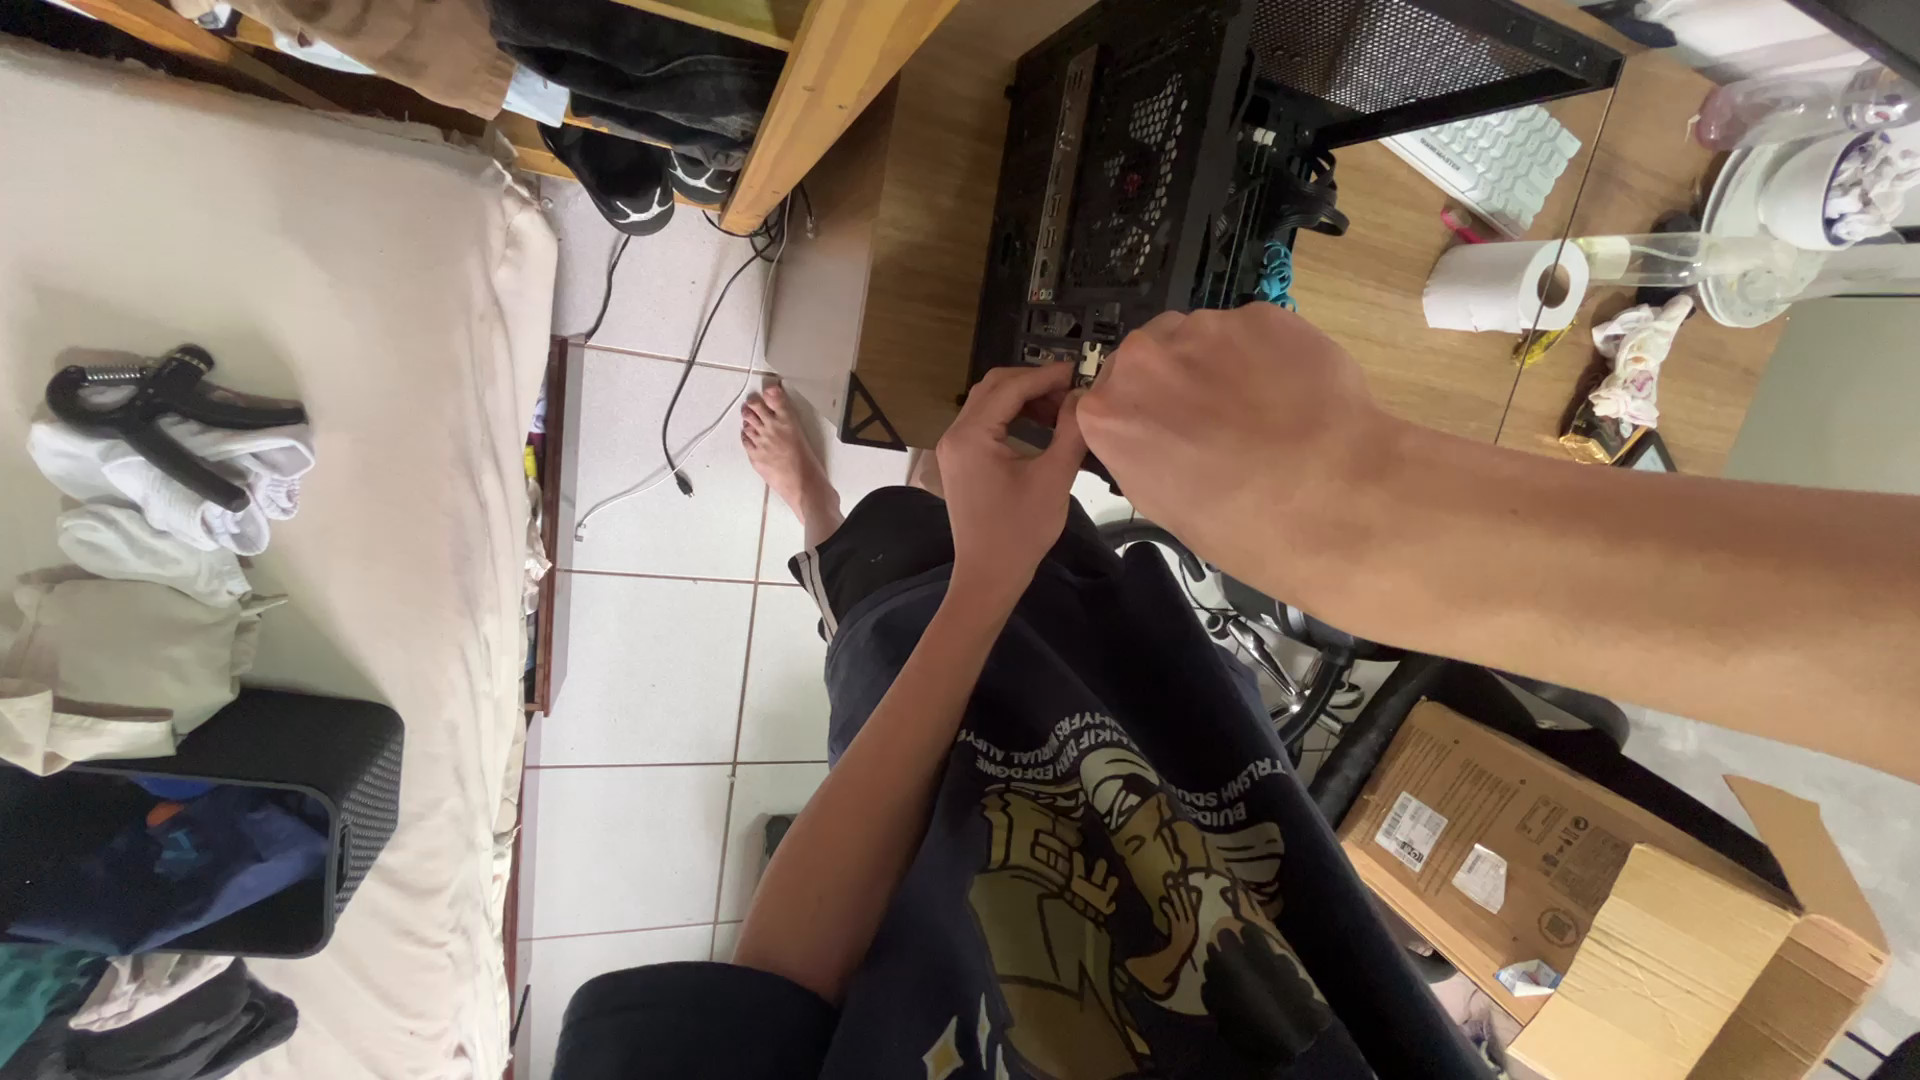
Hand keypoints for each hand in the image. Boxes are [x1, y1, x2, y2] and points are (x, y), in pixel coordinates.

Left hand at [936, 362, 1086, 601]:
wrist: (989, 574)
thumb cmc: (1020, 532)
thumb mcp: (1053, 478)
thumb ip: (1070, 431)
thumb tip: (1084, 398)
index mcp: (971, 436)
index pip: (1009, 387)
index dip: (1046, 375)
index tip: (1078, 371)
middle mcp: (954, 435)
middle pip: (994, 387)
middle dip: (1033, 383)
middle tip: (1070, 391)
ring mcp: (954, 448)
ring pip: (988, 403)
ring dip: (1023, 399)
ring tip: (1060, 410)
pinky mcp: (960, 461)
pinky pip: (985, 424)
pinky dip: (1012, 417)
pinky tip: (1041, 426)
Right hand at [1076, 306, 1401, 587]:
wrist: (1325, 495)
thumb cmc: (1237, 519)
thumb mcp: (1158, 504)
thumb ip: (1136, 454)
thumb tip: (1149, 439)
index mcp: (1108, 413)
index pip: (1104, 399)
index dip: (1136, 415)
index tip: (1159, 429)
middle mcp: (1144, 360)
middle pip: (1145, 357)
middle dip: (1171, 382)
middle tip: (1211, 419)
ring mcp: (1203, 331)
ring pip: (1198, 339)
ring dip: (1217, 364)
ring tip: (1257, 407)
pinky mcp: (1260, 317)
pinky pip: (1250, 332)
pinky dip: (1263, 355)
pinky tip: (1287, 392)